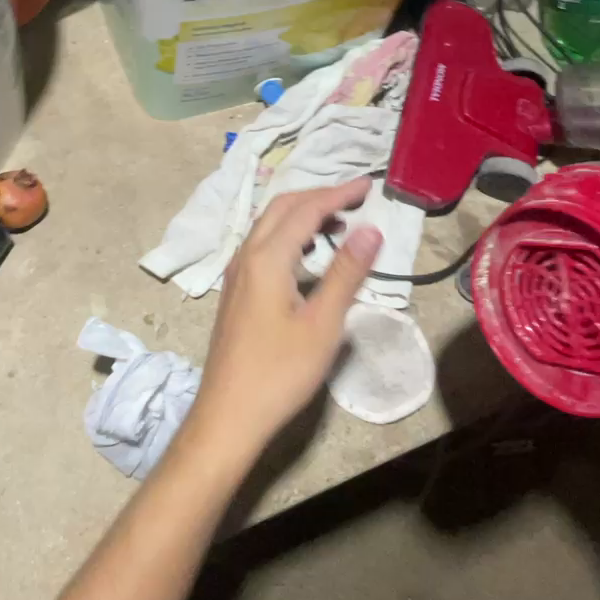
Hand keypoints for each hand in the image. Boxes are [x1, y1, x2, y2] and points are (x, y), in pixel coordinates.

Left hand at [185, 179, 382, 458]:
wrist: (228, 415)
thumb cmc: (280, 372)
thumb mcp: (323, 324)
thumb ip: (346, 273)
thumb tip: (371, 230)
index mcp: (266, 258)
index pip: (306, 209)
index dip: (338, 194)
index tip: (368, 185)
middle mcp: (246, 256)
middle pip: (282, 207)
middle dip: (319, 196)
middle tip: (355, 197)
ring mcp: (236, 273)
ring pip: (269, 225)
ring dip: (302, 214)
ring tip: (338, 222)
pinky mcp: (235, 291)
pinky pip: (262, 244)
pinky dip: (289, 234)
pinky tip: (307, 254)